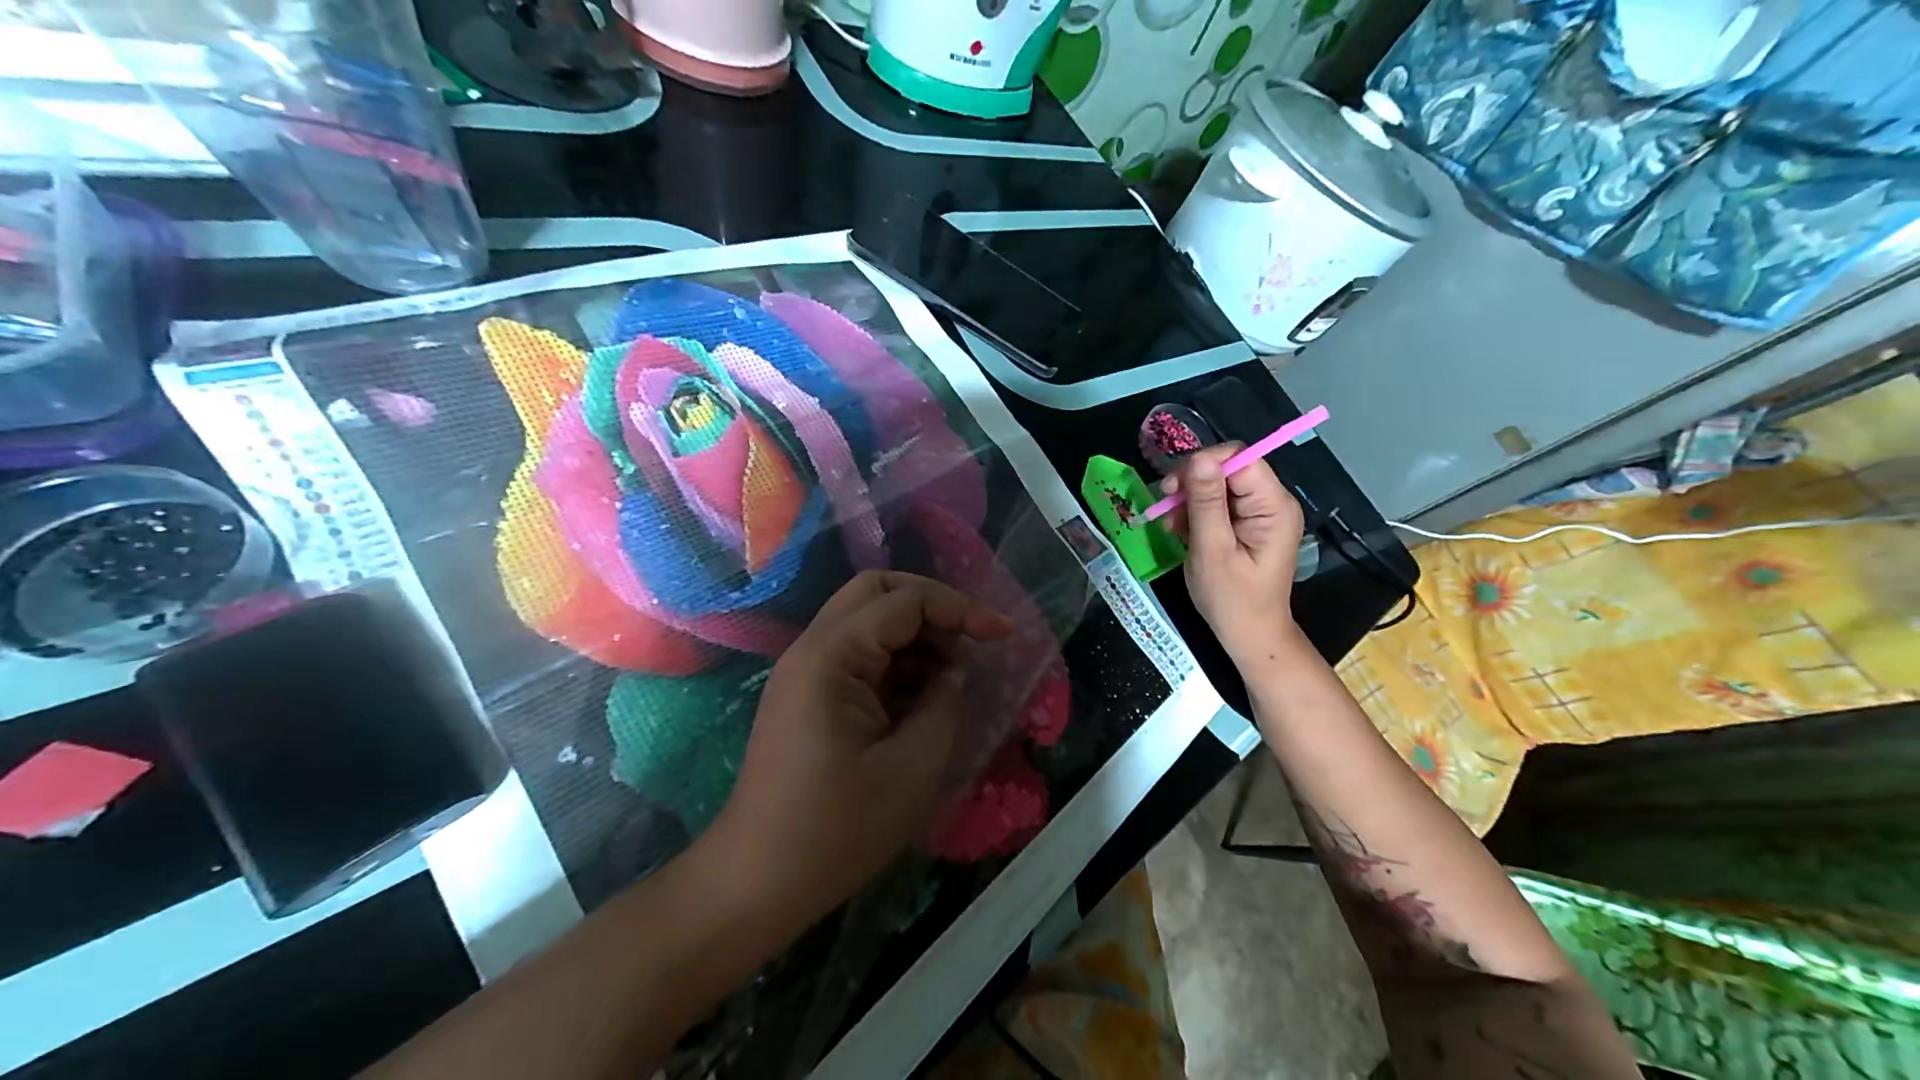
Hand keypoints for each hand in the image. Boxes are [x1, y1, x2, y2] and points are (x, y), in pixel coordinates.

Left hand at [702, 571, 1015, 928]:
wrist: (757, 881)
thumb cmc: (838, 829)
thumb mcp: (913, 767)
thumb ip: (945, 703)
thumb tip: (955, 672)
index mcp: (831, 656)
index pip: (904, 600)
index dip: (961, 609)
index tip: (1005, 635)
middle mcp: (811, 649)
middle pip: (877, 593)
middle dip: (933, 608)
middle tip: (972, 643)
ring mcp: (804, 672)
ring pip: (867, 621)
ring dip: (915, 636)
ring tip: (954, 678)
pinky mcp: (806, 696)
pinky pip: (856, 656)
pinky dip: (896, 663)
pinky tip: (923, 698)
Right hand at [1163, 445, 1305, 663]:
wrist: (1248, 635)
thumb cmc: (1231, 599)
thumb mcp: (1212, 550)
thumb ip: (1206, 503)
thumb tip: (1198, 458)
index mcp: (1274, 506)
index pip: (1240, 459)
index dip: (1204, 464)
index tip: (1172, 488)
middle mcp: (1271, 502)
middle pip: (1228, 468)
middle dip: (1193, 483)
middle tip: (1165, 507)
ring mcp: (1259, 513)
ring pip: (1218, 485)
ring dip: (1189, 500)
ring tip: (1172, 526)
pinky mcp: (1246, 524)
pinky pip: (1217, 503)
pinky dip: (1195, 512)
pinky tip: (1181, 531)